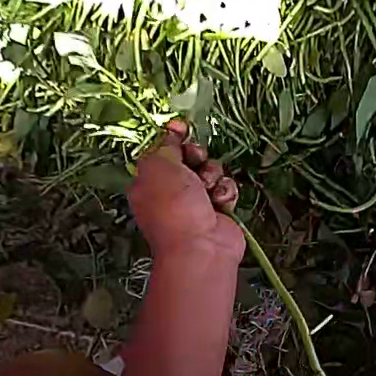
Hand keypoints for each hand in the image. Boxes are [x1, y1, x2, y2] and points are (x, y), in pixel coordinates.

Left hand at [129, 121, 244, 264]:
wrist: (200, 246)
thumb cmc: (173, 206)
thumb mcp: (159, 165)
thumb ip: (164, 144)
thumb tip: (172, 130)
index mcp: (149, 180)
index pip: (163, 150)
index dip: (174, 138)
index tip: (183, 128)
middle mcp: (171, 191)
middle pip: (190, 158)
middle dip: (197, 156)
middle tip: (196, 163)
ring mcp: (196, 202)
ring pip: (211, 171)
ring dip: (213, 175)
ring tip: (208, 189)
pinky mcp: (219, 210)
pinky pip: (226, 188)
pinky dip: (225, 192)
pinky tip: (220, 202)